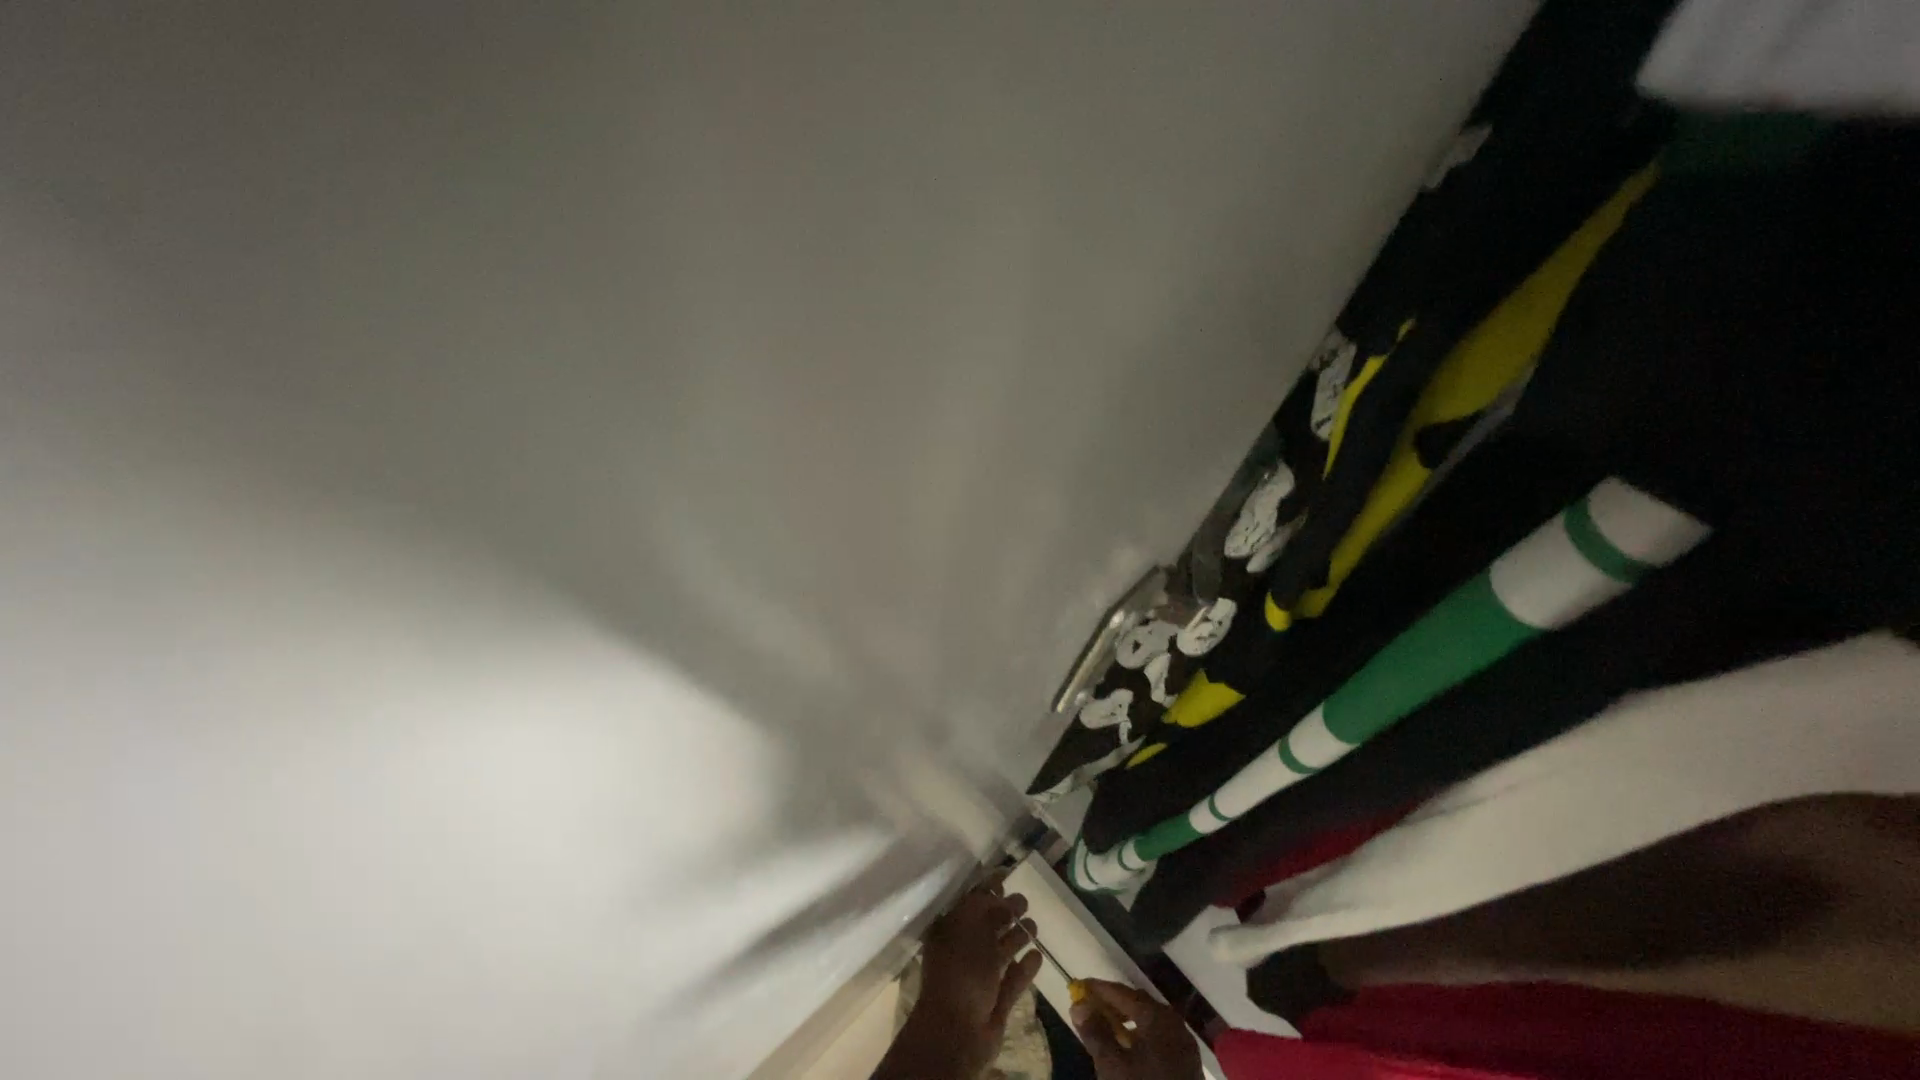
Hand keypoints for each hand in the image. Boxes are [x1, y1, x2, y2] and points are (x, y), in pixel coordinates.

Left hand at [876, 878, 1042, 1079]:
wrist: (958, 1031)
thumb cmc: (961, 971)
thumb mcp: (970, 928)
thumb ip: (986, 908)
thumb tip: (1002, 896)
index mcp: (950, 930)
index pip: (971, 900)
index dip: (988, 886)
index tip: (1008, 873)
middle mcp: (963, 950)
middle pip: (987, 925)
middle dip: (1006, 911)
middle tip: (1025, 899)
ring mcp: (980, 977)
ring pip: (1001, 951)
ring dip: (1017, 937)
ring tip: (1034, 925)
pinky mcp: (996, 1000)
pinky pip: (1012, 979)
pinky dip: (1024, 968)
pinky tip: (1038, 956)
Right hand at [1070, 979, 1201, 1079]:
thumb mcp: (1112, 1066)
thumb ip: (1095, 1033)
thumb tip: (1078, 1005)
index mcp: (1157, 1017)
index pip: (1122, 993)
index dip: (1099, 989)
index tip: (1078, 987)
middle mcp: (1173, 1023)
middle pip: (1138, 1003)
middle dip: (1112, 1003)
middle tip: (1089, 1007)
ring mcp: (1183, 1043)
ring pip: (1150, 1020)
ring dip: (1126, 1019)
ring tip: (1105, 1027)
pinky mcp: (1187, 1062)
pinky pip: (1159, 1036)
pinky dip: (1140, 1034)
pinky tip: (1128, 1047)